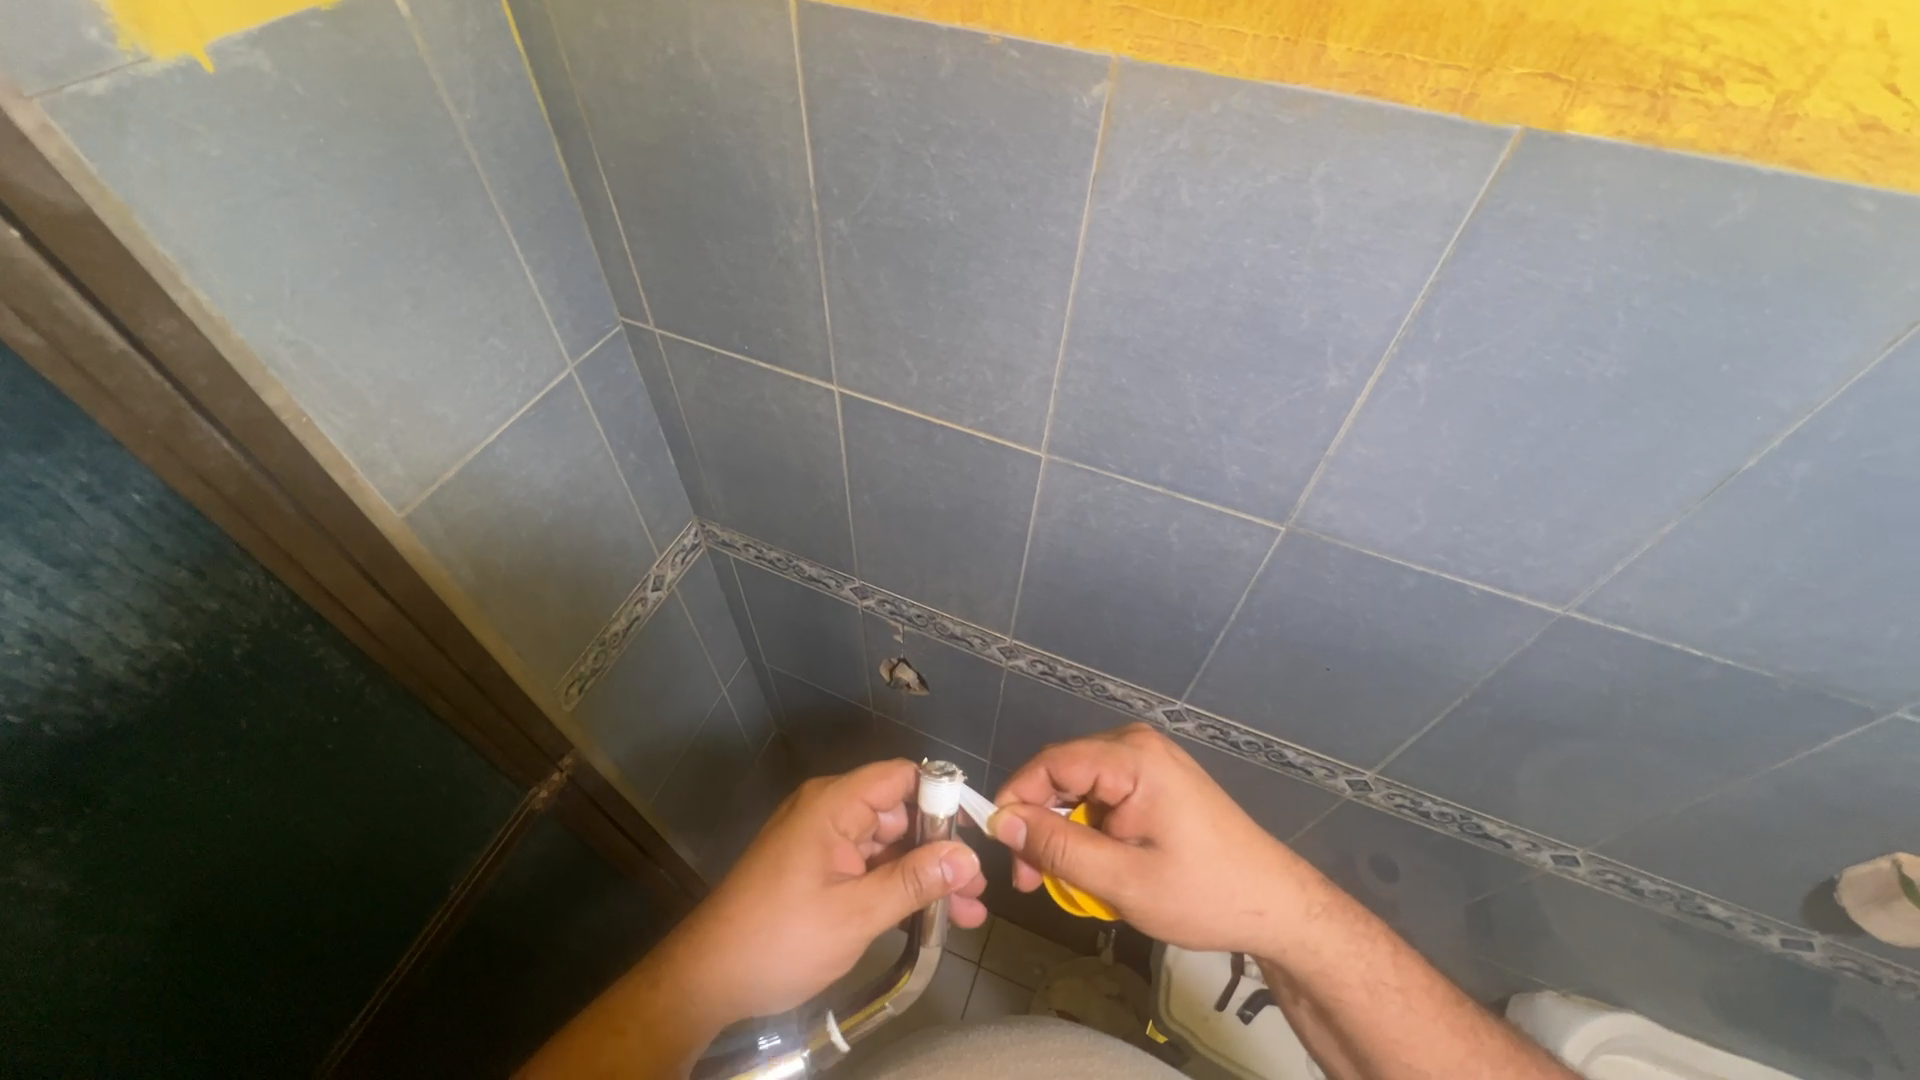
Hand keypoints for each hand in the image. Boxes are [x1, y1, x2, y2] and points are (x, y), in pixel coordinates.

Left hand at [661, 759, 986, 1024]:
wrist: (708, 980)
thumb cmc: (779, 939)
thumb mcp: (854, 914)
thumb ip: (913, 882)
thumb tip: (968, 859)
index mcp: (833, 804)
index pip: (900, 777)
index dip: (943, 798)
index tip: (978, 833)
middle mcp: (830, 811)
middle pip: (900, 813)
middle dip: (941, 847)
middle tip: (978, 887)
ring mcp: (824, 842)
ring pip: (889, 845)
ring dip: (925, 875)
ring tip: (969, 912)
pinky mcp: (821, 870)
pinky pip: (870, 867)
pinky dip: (898, 888)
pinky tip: (934, 918)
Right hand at [990, 724, 1324, 956]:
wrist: (1276, 906)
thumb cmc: (1204, 894)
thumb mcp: (1123, 880)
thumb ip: (1058, 848)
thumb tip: (1001, 821)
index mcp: (1132, 758)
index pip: (1050, 763)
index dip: (1018, 801)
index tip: (1005, 850)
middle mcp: (1137, 745)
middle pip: (1062, 773)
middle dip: (1040, 823)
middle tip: (1032, 880)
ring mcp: (1149, 760)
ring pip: (1079, 787)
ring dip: (1063, 832)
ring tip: (1062, 881)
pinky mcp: (1156, 779)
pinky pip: (1102, 794)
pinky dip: (1089, 829)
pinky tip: (1094, 865)